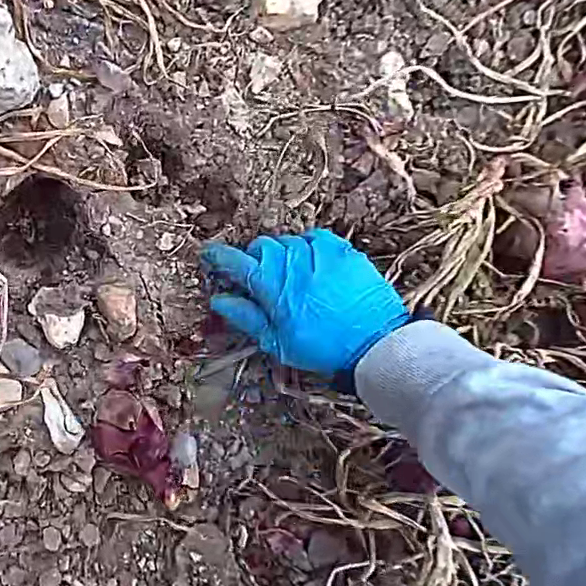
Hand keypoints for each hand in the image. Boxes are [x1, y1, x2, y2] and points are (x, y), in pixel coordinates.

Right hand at [202, 229, 409, 377]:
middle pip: (261, 247)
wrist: (375, 343)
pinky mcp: (342, 250)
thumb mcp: (277, 342)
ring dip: (282, 254)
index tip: (209, 254)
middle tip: (260, 278)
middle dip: (254, 259)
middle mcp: (291, 262)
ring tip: (291, 276)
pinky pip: (315, 238)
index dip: (218, 256)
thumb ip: (247, 317)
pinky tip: (312, 264)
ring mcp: (318, 253)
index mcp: (271, 286)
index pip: (235, 261)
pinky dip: (308, 247)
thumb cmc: (323, 348)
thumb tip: (219, 300)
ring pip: (287, 241)